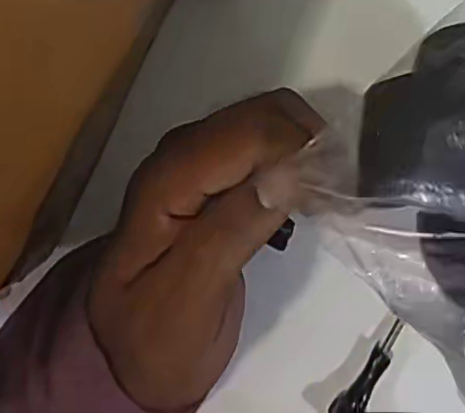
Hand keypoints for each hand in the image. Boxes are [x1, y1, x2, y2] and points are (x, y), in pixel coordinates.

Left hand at [88, 89, 323, 410]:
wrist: (129, 351)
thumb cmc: (155, 335)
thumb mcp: (188, 299)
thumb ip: (234, 230)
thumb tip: (289, 173)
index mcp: (168, 178)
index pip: (250, 135)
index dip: (298, 152)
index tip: (328, 193)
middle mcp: (183, 150)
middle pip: (265, 113)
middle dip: (309, 142)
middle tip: (335, 192)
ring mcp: (202, 151)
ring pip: (273, 113)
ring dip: (309, 141)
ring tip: (326, 190)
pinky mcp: (221, 159)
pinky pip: (272, 130)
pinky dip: (301, 146)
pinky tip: (310, 184)